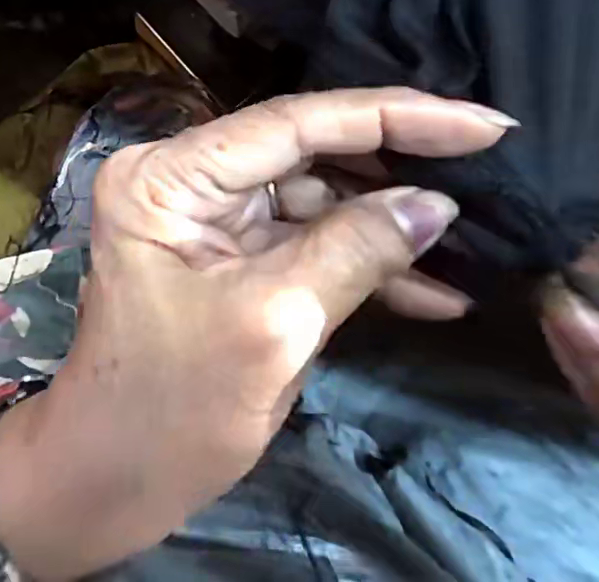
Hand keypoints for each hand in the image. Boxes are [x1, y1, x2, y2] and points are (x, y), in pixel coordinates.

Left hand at [0, 87, 512, 579]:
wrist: (110, 482)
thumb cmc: (169, 412)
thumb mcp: (271, 327)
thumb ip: (354, 251)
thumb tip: (435, 203)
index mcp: (170, 174)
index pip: (293, 122)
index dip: (392, 116)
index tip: (477, 121)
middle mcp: (189, 175)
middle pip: (310, 147)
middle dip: (399, 157)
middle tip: (487, 155)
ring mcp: (214, 212)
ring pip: (320, 192)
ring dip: (391, 216)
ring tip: (475, 226)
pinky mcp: (237, 250)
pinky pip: (310, 237)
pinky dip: (367, 260)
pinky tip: (435, 288)